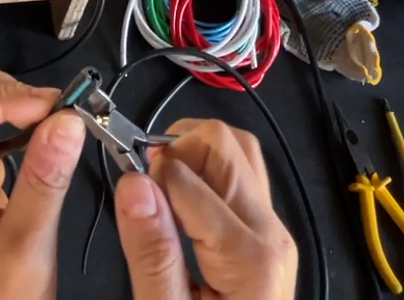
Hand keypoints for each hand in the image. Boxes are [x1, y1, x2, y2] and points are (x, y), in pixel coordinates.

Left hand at [0, 59, 87, 298]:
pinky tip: (37, 141)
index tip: (53, 106)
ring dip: (10, 102)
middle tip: (56, 112)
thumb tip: (68, 119)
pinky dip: (12, 121)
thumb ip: (44, 183)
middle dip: (6, 90)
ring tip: (52, 123)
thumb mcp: (23, 254)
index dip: (3, 95)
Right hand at [114, 118, 296, 298]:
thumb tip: (133, 183)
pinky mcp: (270, 233)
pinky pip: (242, 170)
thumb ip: (151, 254)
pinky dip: (207, 167)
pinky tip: (183, 201)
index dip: (148, 179)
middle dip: (175, 152)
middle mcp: (271, 233)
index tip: (128, 198)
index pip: (186, 177)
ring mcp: (275, 230)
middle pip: (222, 144)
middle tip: (147, 188)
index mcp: (248, 259)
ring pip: (237, 148)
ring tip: (164, 190)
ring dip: (193, 153)